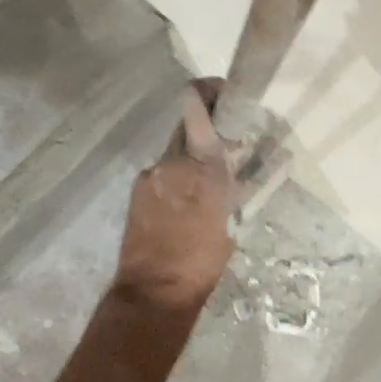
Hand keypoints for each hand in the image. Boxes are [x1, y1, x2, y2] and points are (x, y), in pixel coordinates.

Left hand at [114, 80, 235, 310]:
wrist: (154, 291)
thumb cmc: (201, 262)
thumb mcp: (230, 220)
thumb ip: (234, 184)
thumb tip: (243, 160)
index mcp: (199, 165)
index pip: (195, 105)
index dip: (208, 90)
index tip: (225, 93)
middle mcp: (170, 162)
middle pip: (186, 125)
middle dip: (206, 126)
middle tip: (228, 143)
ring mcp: (149, 176)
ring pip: (174, 152)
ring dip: (191, 157)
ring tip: (208, 183)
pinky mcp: (137, 192)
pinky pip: (162, 173)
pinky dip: (176, 178)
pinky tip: (186, 204)